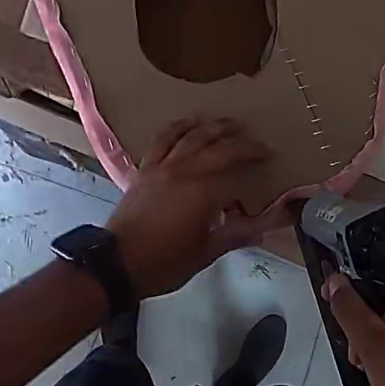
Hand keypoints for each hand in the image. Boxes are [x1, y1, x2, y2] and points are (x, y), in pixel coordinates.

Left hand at [106, 117, 267, 298]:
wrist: (117, 264)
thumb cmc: (165, 263)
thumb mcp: (205, 253)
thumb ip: (235, 236)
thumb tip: (264, 231)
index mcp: (204, 194)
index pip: (237, 179)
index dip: (254, 177)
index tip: (267, 178)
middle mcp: (185, 173)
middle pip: (220, 151)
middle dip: (243, 147)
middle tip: (260, 147)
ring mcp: (162, 168)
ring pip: (192, 137)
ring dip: (214, 127)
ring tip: (230, 123)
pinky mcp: (145, 169)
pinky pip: (162, 140)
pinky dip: (177, 127)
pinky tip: (188, 122)